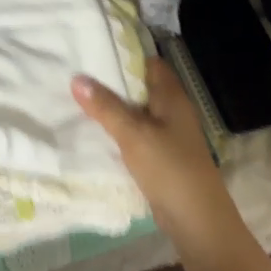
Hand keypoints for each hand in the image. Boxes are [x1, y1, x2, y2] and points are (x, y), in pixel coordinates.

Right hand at [73, 58, 241, 243]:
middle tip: (75, 77)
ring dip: (111, 110)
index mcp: (172, 98)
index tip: (92, 53)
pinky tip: (92, 134)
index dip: (124, 56)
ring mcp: (166, 136)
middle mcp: (171, 112)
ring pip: (135, 114)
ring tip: (76, 102)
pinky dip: (116, 133)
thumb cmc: (168, 168)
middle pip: (139, 89)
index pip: (149, 64)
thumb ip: (105, 107)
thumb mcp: (133, 134)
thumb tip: (77, 78)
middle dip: (111, 84)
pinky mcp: (159, 157)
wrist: (194, 217)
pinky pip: (134, 136)